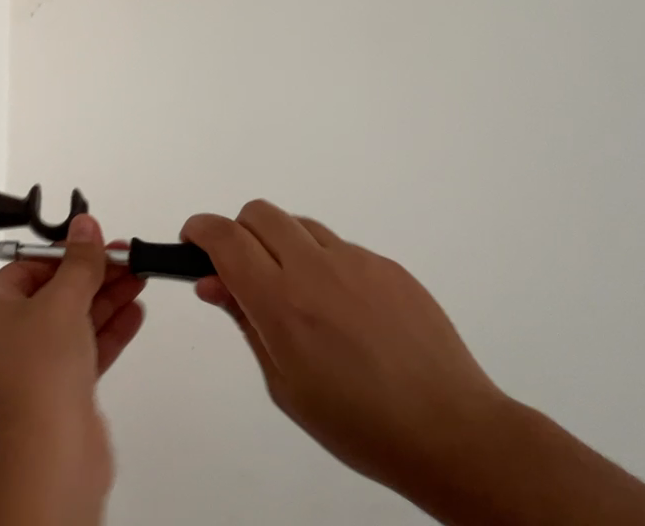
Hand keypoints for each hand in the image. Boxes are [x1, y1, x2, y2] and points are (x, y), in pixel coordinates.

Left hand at [0, 214, 144, 525]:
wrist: (52, 453)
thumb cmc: (42, 370)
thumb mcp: (62, 302)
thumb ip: (79, 262)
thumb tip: (84, 225)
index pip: (26, 268)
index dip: (63, 253)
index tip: (95, 243)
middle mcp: (6, 338)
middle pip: (54, 293)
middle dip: (92, 275)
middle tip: (127, 258)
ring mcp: (34, 367)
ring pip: (73, 322)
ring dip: (106, 299)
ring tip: (140, 277)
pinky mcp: (61, 391)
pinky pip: (86, 350)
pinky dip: (109, 331)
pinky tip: (134, 312)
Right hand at [182, 202, 510, 495]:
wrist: (453, 432)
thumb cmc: (359, 424)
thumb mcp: (284, 384)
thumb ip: (246, 323)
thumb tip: (215, 283)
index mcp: (282, 302)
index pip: (225, 238)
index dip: (199, 230)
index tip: (191, 243)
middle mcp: (316, 269)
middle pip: (259, 213)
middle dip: (238, 232)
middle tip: (242, 271)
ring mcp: (358, 263)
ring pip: (300, 225)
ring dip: (281, 244)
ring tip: (297, 294)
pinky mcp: (390, 267)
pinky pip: (341, 248)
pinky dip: (323, 263)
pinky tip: (343, 310)